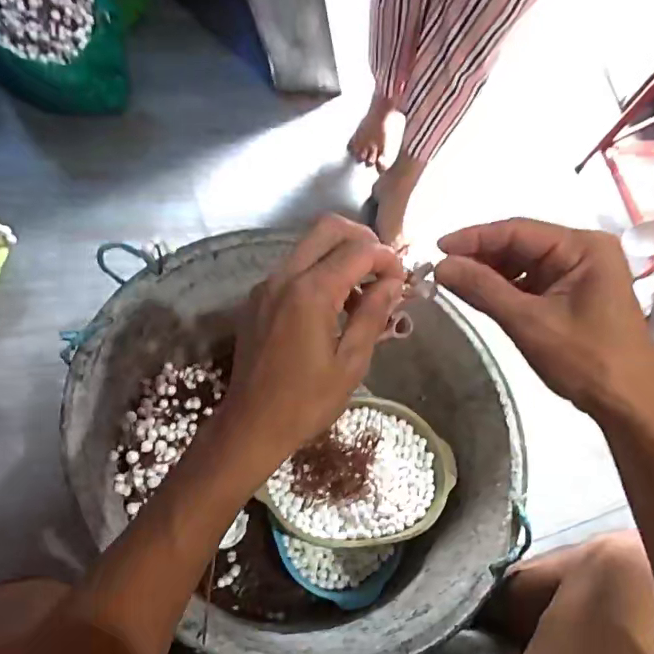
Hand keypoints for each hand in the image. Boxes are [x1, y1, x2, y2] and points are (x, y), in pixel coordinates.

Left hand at [216, 214, 405, 468]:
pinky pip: (292, 269)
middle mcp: (284, 278)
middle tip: (381, 270)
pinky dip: (317, 273)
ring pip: (307, 246)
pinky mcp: (256, 300)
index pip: (358, 250)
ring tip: (360, 295)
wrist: (252, 424)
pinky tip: (331, 308)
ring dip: (338, 257)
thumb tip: (393, 283)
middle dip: (361, 240)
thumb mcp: (350, 363)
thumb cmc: (306, 402)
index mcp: (310, 292)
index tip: (401, 280)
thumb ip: (373, 315)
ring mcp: (266, 286)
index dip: (387, 258)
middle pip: (327, 229)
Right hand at [435, 218, 653, 420]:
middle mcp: (585, 251)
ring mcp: (581, 274)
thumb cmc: (584, 360)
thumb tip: (441, 266)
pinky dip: (507, 289)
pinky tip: (481, 296)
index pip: (518, 230)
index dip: (473, 238)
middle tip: (440, 271)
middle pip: (521, 244)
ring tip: (453, 284)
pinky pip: (534, 283)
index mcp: (583, 247)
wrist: (628, 402)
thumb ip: (483, 290)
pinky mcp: (575, 295)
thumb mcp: (529, 322)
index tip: (436, 249)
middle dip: (480, 256)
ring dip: (490, 273)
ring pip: (525, 264)